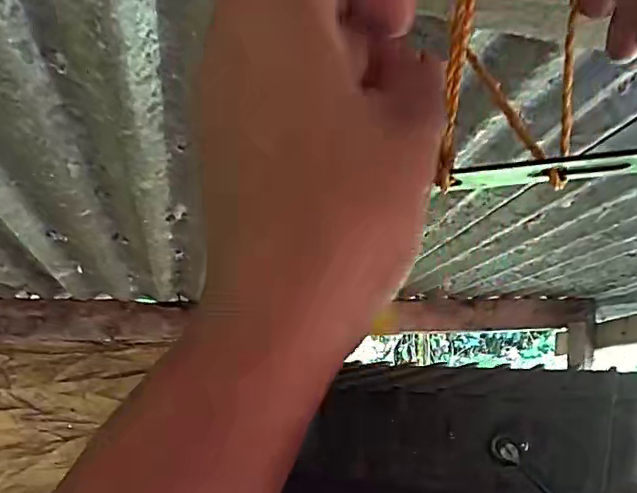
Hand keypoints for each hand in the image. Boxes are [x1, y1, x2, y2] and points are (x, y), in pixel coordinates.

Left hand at [196, 0, 442, 350]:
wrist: (277, 317)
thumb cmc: (347, 219)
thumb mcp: (409, 141)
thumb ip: (418, 83)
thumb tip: (408, 72)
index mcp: (272, 17)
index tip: (403, 28)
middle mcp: (228, 52)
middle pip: (297, 15)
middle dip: (356, 36)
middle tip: (397, 86)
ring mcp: (218, 112)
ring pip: (285, 68)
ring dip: (339, 86)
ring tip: (380, 141)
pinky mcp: (223, 164)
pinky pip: (271, 115)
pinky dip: (313, 124)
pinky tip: (347, 174)